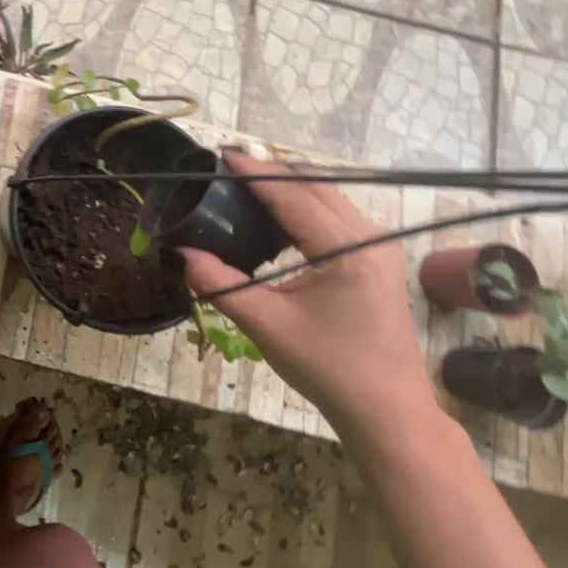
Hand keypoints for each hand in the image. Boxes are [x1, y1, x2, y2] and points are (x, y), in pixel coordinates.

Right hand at [180, 152, 438, 443]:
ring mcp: (379, 248)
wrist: (387, 412)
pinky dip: (302, 206)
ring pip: (328, 198)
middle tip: (226, 168)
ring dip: (288, 188)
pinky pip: (335, 216)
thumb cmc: (328, 368)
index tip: (221, 155)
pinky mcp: (376, 261)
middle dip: (270, 173)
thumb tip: (180, 252)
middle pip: (315, 187)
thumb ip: (220, 283)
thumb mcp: (266, 324)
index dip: (255, 173)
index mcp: (348, 251)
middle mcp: (371, 239)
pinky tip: (274, 217)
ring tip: (244, 186)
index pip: (293, 196)